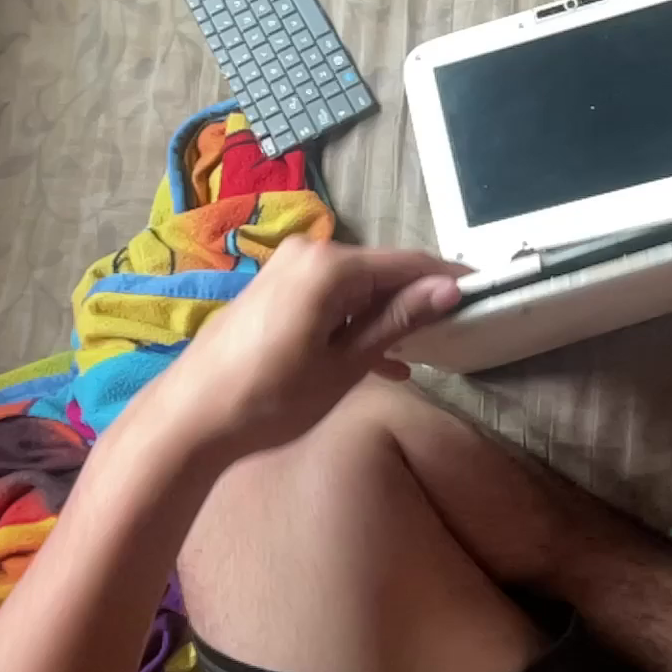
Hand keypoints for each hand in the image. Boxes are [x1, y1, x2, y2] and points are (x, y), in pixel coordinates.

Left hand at [163, 238, 463, 456]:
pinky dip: (353, 321)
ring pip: (356, 286)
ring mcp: (288, 268)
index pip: (407, 264)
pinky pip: (330, 296)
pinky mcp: (275, 288)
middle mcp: (309, 253)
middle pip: (380, 271)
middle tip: (452, 329)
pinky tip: (378, 358)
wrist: (188, 419)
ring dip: (384, 315)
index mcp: (330, 266)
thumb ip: (399, 321)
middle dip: (414, 300)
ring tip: (418, 350)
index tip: (483, 291)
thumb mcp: (346, 364)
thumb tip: (450, 290)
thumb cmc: (272, 397)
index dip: (446, 278)